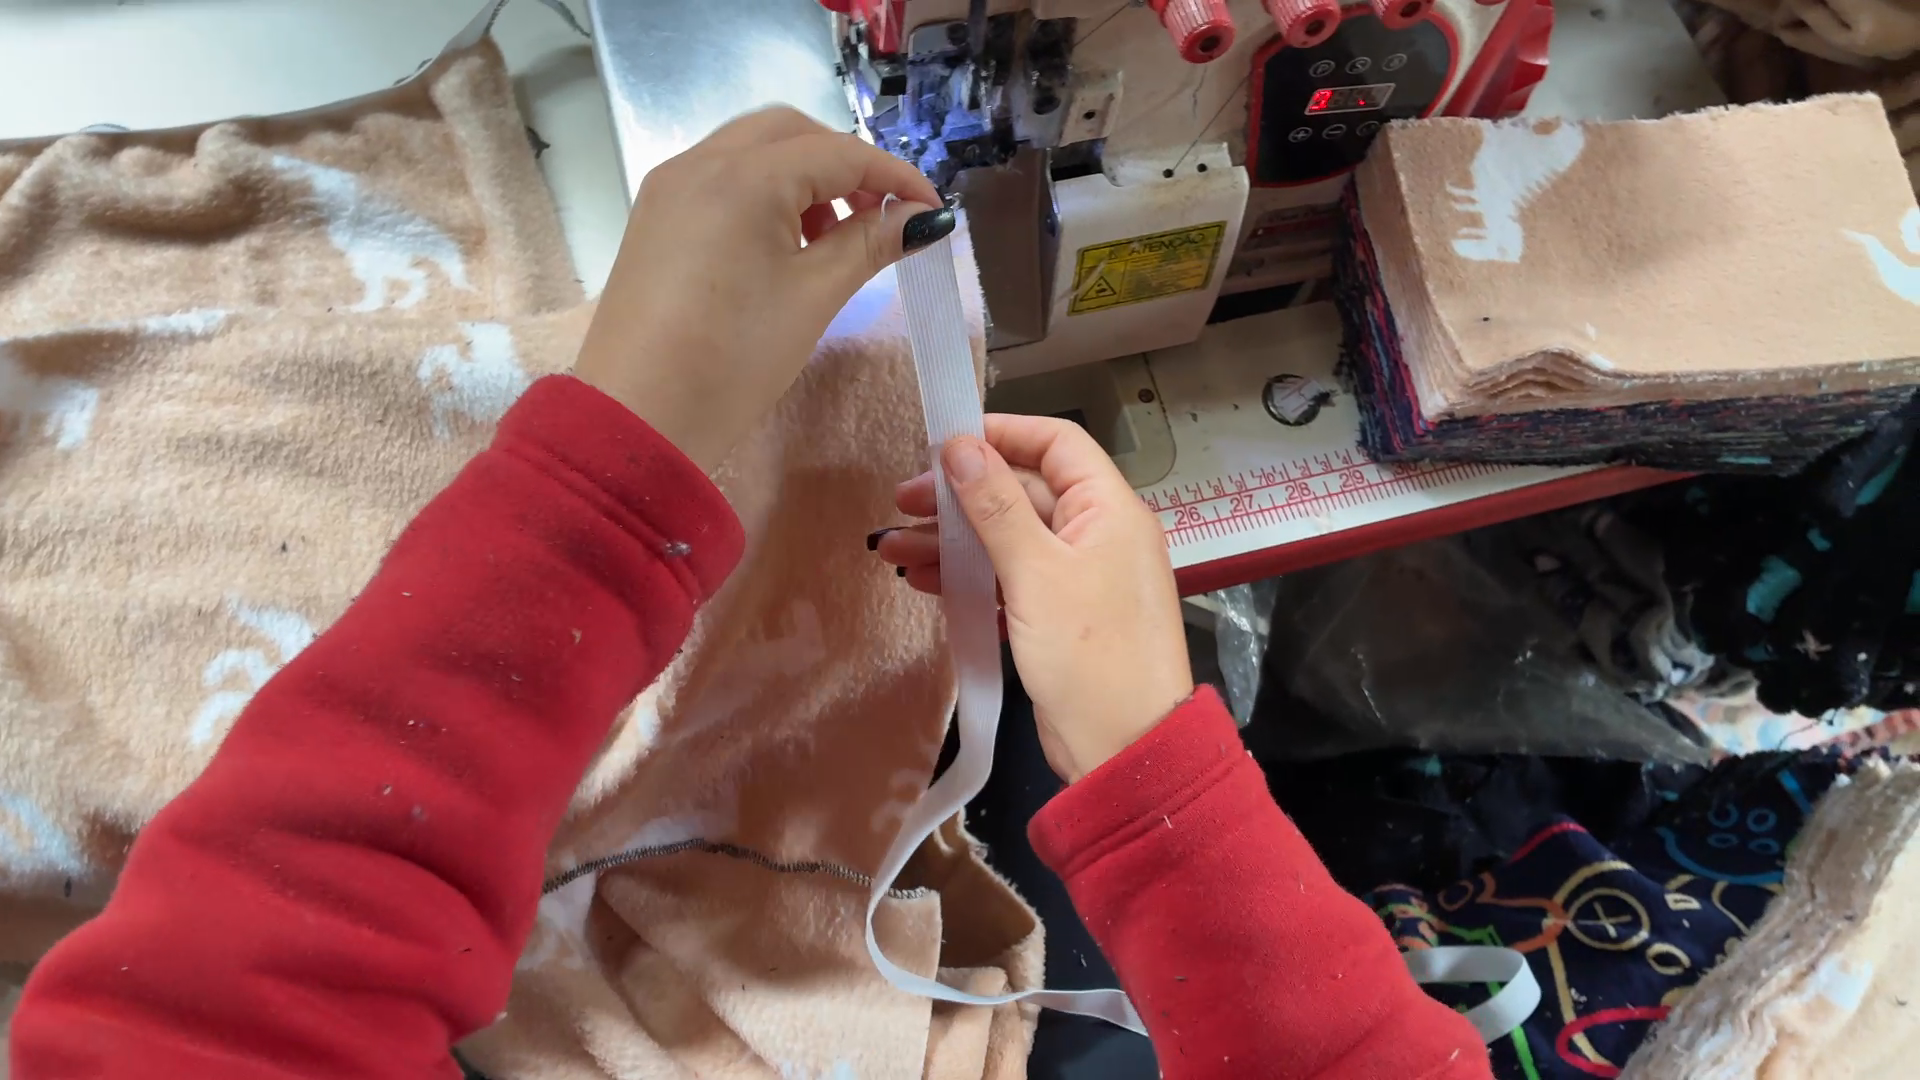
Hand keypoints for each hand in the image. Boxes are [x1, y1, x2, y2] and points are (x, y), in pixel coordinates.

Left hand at [574, 107, 950, 470]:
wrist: (640, 417)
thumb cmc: (735, 358)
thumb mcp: (814, 298)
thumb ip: (870, 245)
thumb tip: (923, 219)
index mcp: (743, 176)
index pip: (837, 153)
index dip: (895, 176)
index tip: (933, 212)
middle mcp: (699, 162)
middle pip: (790, 134)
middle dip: (846, 165)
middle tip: (882, 216)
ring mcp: (669, 188)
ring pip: (752, 153)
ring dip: (805, 179)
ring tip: (833, 238)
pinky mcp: (656, 219)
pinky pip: (722, 183)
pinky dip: (766, 196)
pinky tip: (784, 246)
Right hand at [876, 416, 1193, 782]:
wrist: (1124, 749)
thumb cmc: (1088, 650)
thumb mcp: (1035, 572)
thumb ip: (996, 506)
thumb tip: (960, 446)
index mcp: (1107, 508)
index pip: (1055, 443)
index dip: (1002, 433)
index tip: (945, 442)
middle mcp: (1094, 532)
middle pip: (1021, 492)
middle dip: (961, 496)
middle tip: (902, 501)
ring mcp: (1075, 574)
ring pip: (1007, 539)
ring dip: (952, 541)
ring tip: (892, 547)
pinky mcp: (1056, 612)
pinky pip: (1008, 577)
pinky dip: (969, 576)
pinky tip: (921, 580)